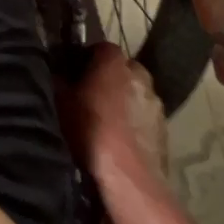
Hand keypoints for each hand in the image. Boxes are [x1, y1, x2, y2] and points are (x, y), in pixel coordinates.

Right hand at [67, 43, 167, 184]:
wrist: (128, 176)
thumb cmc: (90, 130)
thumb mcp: (61, 101)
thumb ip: (60, 79)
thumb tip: (57, 70)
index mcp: (114, 63)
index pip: (102, 47)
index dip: (88, 58)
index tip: (76, 72)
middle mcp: (140, 76)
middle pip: (124, 68)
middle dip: (110, 77)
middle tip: (92, 94)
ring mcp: (156, 103)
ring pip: (137, 92)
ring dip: (125, 98)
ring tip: (108, 119)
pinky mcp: (165, 128)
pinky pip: (145, 115)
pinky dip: (136, 120)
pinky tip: (122, 137)